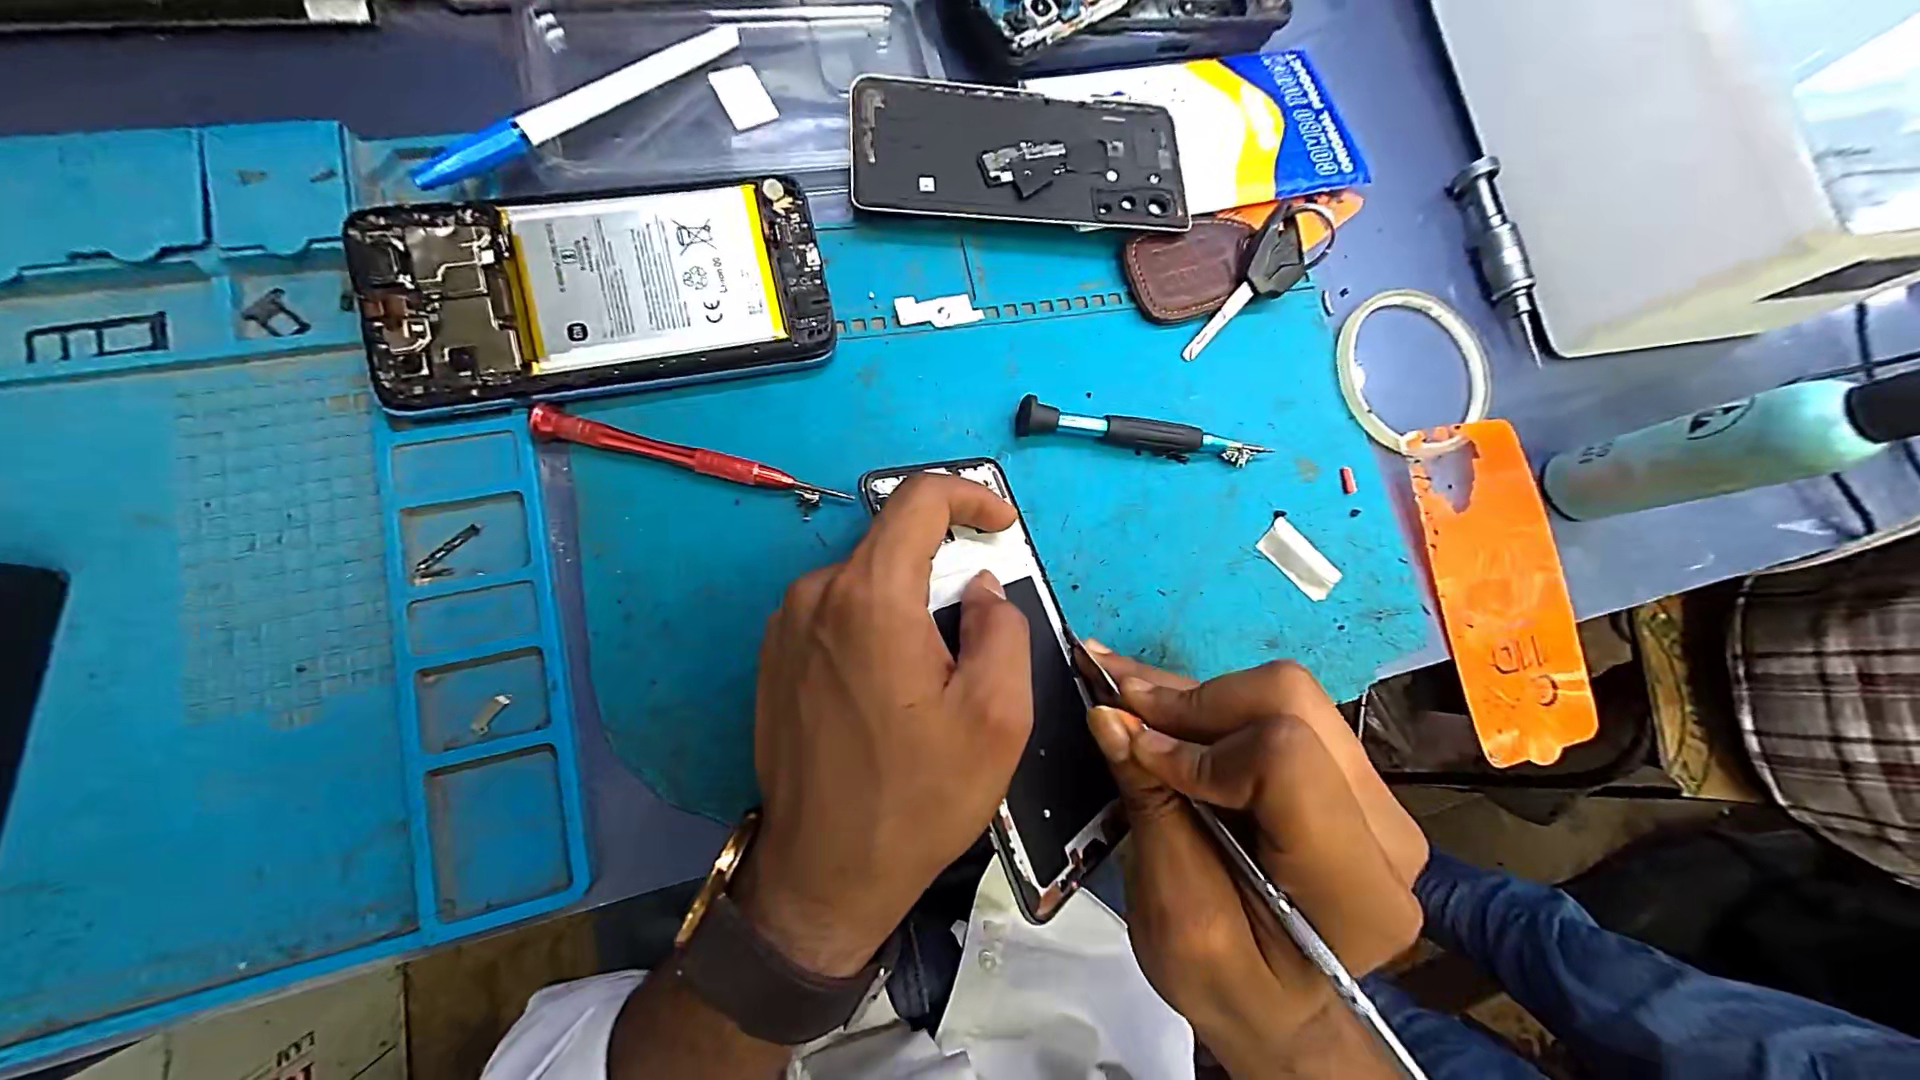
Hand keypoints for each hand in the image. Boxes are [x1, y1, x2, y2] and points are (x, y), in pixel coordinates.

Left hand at [735, 475, 1032, 976]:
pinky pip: (838, 609)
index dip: (970, 496)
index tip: (999, 524)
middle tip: (977, 624)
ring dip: (911, 598)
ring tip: (936, 669)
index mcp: (869, 598)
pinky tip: (892, 683)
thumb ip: (1001, 627)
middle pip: (893, 542)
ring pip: (866, 577)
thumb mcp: (996, 716)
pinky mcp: (775, 654)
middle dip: (945, 563)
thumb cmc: (917, 796)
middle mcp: (815, 595)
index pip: (919, 500)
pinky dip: (877, 619)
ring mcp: (786, 624)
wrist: (823, 873)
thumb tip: (979, 586)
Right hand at [1083, 654, 1425, 1076]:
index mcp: (1355, 886)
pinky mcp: (1343, 772)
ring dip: (1192, 696)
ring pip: (1280, 693)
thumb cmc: (1223, 982)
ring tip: (1125, 696)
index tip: (1134, 749)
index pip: (1284, 759)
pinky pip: (1275, 708)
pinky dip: (1206, 702)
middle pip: (1288, 704)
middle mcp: (1383, 827)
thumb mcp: (1172, 913)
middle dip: (1191, 702)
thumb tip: (1109, 715)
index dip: (1197, 747)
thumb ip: (1151, 806)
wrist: (1270, 1000)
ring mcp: (1370, 793)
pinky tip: (1152, 699)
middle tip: (1120, 706)